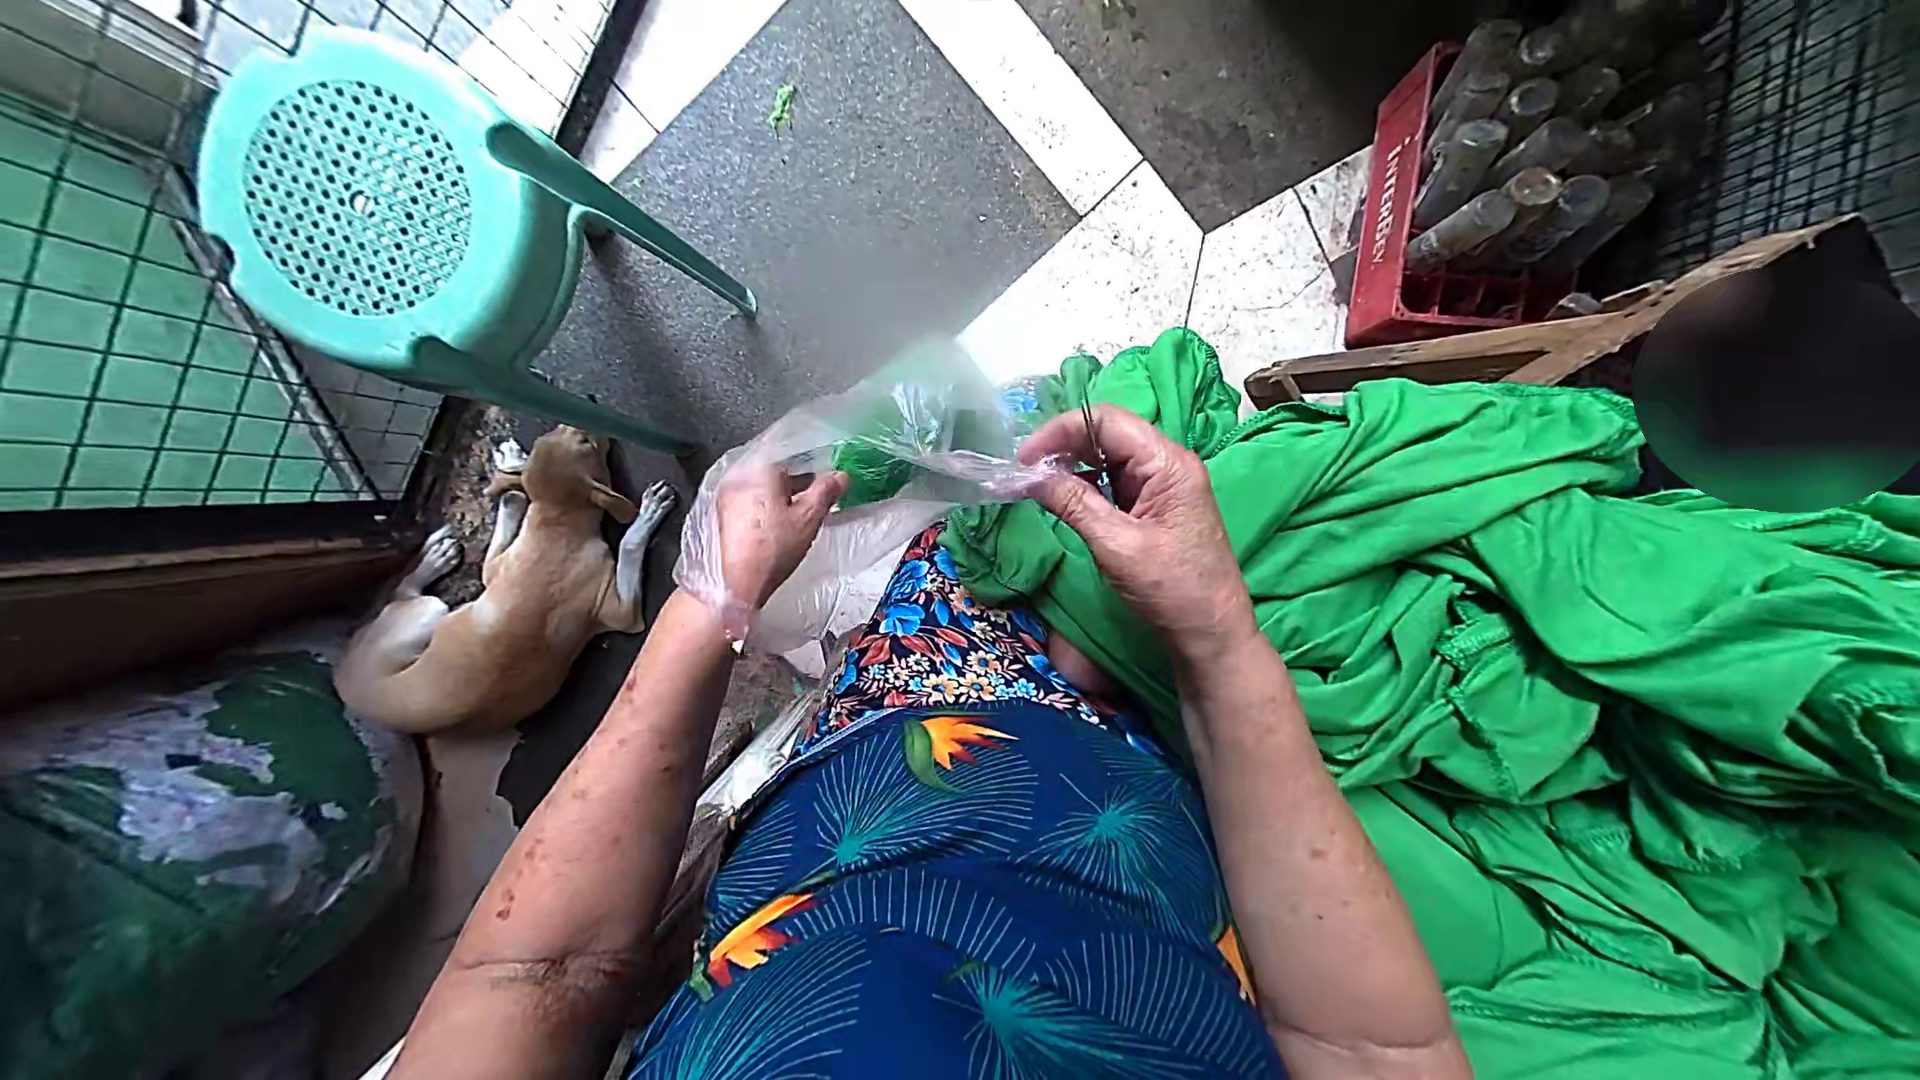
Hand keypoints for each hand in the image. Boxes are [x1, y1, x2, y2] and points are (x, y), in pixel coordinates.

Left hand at [716, 466, 848, 609]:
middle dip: (795, 487)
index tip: (824, 486)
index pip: (791, 460)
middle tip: (813, 505)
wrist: (737, 583)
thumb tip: (840, 476)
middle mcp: (738, 479)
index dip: (811, 473)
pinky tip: (775, 530)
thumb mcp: (808, 518)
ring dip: (779, 500)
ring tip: (795, 521)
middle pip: (774, 475)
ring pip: (760, 491)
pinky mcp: (721, 518)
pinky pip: (748, 506)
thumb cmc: (771, 550)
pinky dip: (763, 512)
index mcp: (759, 471)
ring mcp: (726, 499)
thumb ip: (826, 492)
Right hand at [1020, 405, 1257, 662]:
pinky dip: (1083, 484)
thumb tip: (1030, 477)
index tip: (1025, 456)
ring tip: (1035, 481)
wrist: (1209, 631)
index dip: (1061, 430)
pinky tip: (1060, 495)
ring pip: (1106, 456)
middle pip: (1106, 433)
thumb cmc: (1171, 588)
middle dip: (1062, 446)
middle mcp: (1166, 463)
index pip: (1107, 421)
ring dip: (1070, 465)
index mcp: (1167, 463)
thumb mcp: (1116, 544)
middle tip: (1024, 470)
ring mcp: (1159, 484)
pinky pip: (1112, 480)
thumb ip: (1074, 503)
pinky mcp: (1151, 504)